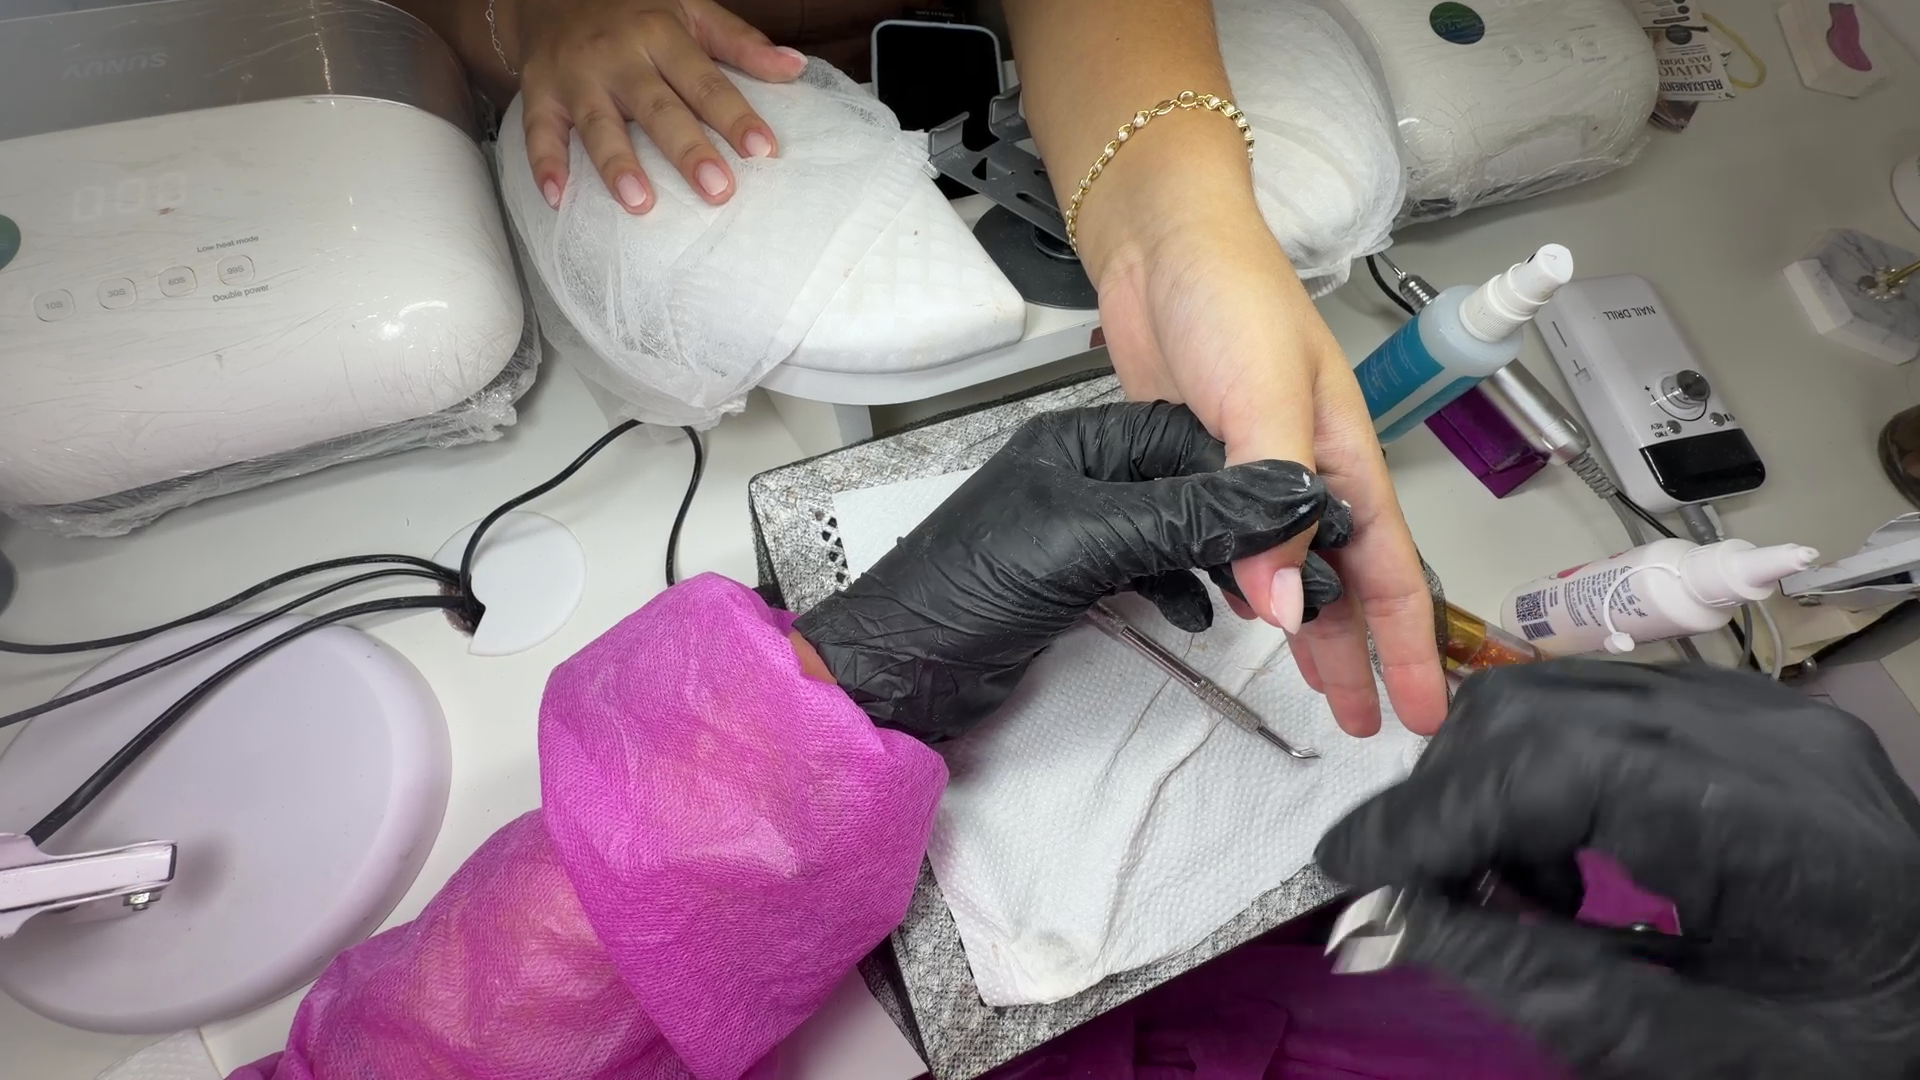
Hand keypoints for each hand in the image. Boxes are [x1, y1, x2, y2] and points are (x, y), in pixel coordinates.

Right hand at [512, 0, 805, 211]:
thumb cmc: (637, 9)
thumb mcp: (690, 11)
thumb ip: (741, 44)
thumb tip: (796, 66)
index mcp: (660, 34)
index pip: (705, 81)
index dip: (735, 116)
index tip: (764, 150)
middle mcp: (618, 55)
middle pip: (657, 108)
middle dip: (687, 150)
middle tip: (718, 190)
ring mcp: (577, 75)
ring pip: (598, 123)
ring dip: (617, 165)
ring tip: (640, 204)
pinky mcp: (540, 91)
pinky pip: (538, 129)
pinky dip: (544, 164)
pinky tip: (557, 199)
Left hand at [793, 402, 1349, 741]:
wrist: (897, 657)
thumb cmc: (968, 582)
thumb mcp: (1084, 538)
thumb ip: (1188, 517)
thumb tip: (1288, 508)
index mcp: (1095, 439)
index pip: (1212, 449)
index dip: (1273, 494)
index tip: (1331, 539)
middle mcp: (1094, 470)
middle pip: (1202, 493)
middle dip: (1257, 540)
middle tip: (1311, 590)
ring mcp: (1084, 522)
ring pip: (1180, 532)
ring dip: (1224, 565)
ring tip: (1265, 605)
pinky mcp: (1075, 570)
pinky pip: (1148, 565)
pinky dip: (1179, 585)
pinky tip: (1198, 612)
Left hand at [1092, 205, 1446, 737]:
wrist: (1161, 257)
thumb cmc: (1231, 306)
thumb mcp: (1266, 403)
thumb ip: (1274, 503)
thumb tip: (1285, 607)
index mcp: (1338, 464)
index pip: (1388, 572)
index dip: (1410, 645)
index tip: (1424, 713)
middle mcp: (1297, 480)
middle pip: (1340, 585)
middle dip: (1357, 654)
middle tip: (1363, 721)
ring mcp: (1244, 481)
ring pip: (1282, 572)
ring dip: (1300, 629)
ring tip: (1310, 686)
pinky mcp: (1192, 474)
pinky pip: (1223, 546)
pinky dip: (1236, 587)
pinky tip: (1232, 612)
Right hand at [1316, 661, 1919, 1079]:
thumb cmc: (1856, 1049)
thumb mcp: (1704, 1058)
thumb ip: (1535, 981)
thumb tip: (1397, 910)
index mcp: (1782, 821)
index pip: (1555, 768)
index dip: (1436, 814)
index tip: (1352, 864)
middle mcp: (1754, 730)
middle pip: (1529, 716)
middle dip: (1447, 800)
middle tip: (1427, 883)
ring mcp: (1735, 704)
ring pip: (1532, 696)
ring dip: (1476, 782)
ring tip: (1505, 876)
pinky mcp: (1710, 705)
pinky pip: (1566, 706)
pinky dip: (1518, 770)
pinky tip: (1552, 844)